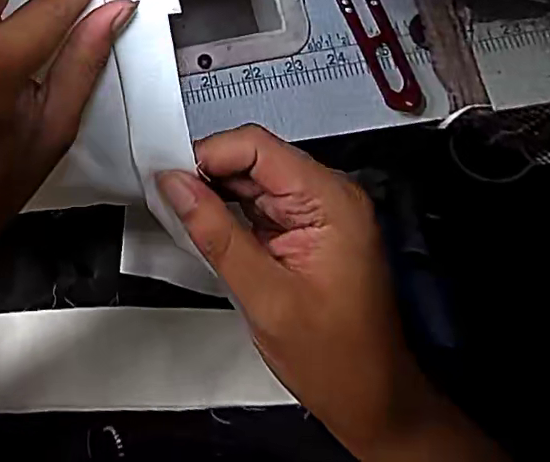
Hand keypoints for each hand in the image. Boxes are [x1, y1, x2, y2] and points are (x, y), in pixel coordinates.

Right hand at [159, 125, 500, 460]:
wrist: (375, 403)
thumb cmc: (342, 361)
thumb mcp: (266, 298)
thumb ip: (216, 233)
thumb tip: (179, 186)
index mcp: (330, 201)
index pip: (257, 146)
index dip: (210, 154)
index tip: (174, 175)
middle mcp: (328, 195)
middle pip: (251, 157)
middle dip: (208, 175)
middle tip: (174, 198)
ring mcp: (316, 209)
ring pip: (249, 176)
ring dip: (215, 193)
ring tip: (190, 219)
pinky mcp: (304, 223)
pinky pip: (256, 198)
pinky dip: (227, 210)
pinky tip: (211, 229)